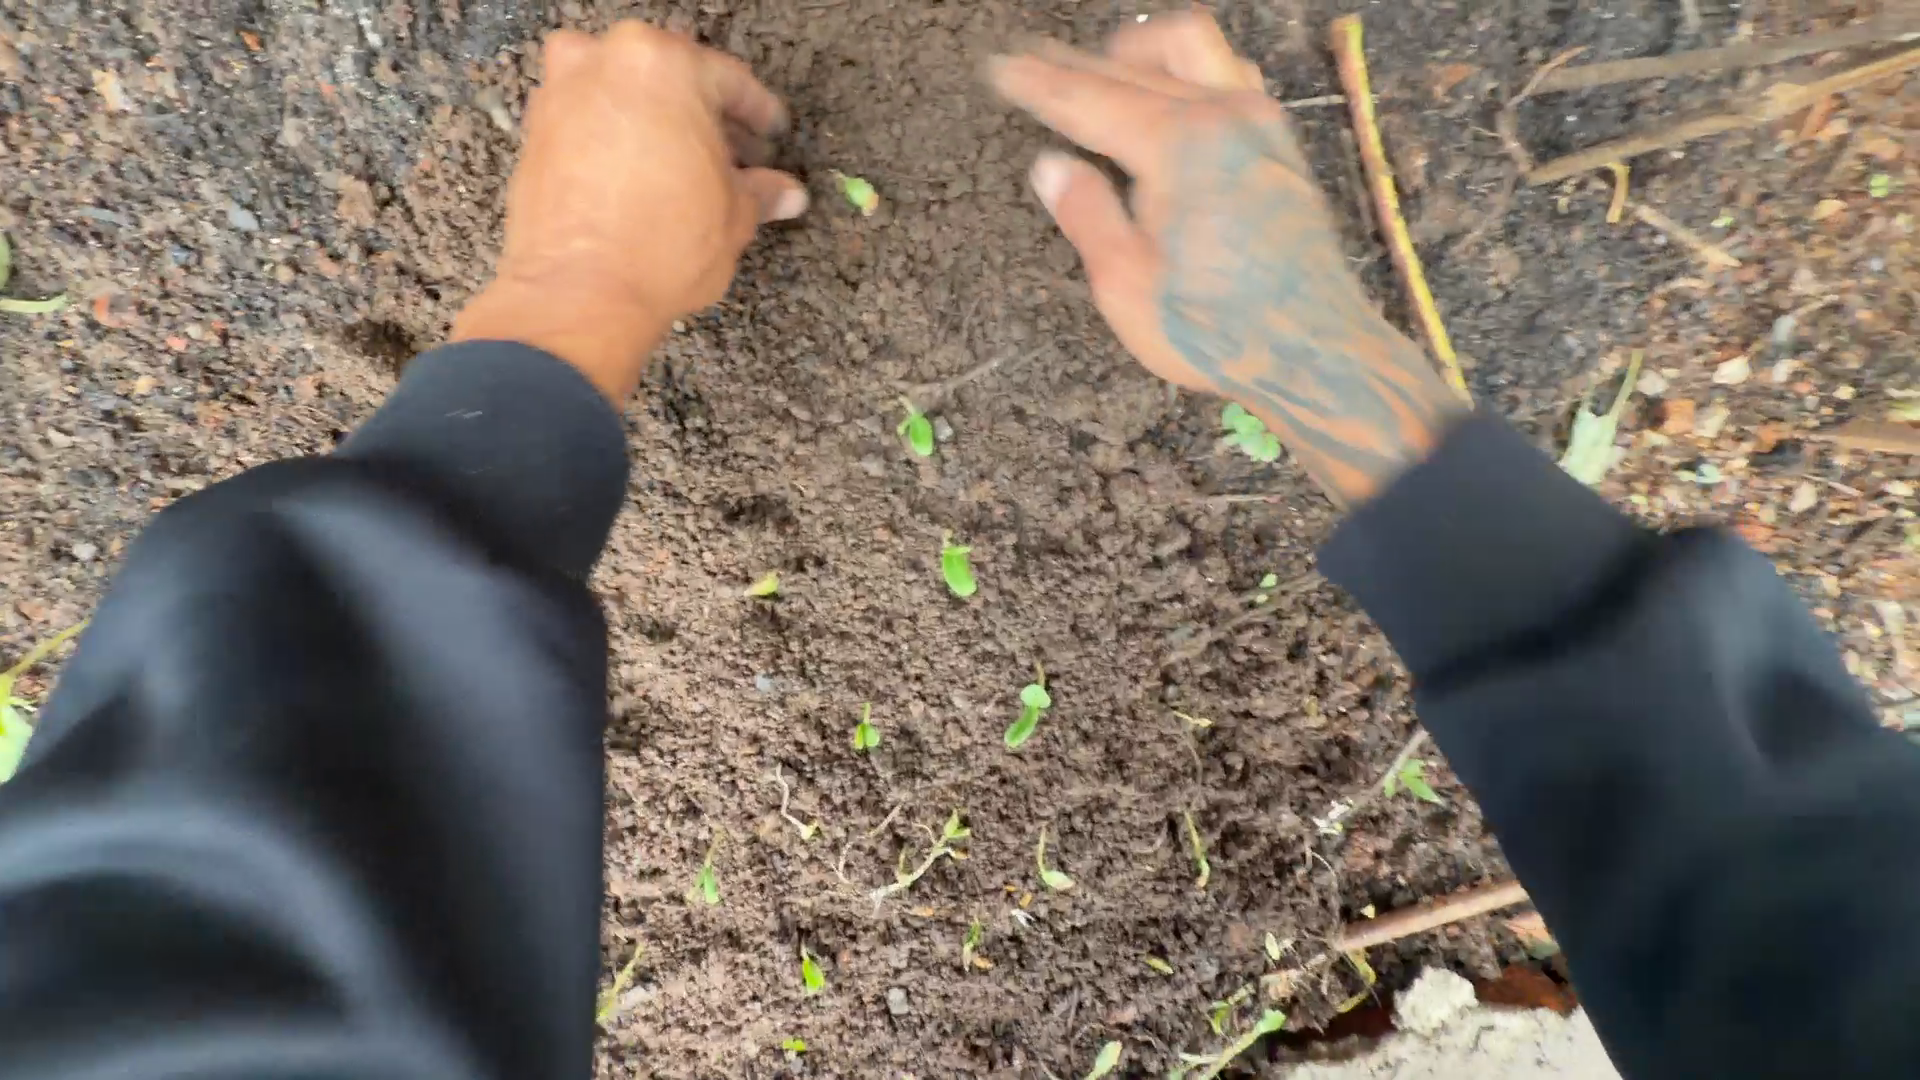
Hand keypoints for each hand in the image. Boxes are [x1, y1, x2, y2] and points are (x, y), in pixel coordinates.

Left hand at [452, 22, 806, 403]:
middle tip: (740, 156)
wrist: (584, 291)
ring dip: (666, 128)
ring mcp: (564, 92)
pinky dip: (626, 142)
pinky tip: (652, 180)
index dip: (760, 112)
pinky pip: (596, 121)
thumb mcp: (735, 217)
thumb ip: (761, 191)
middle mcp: (605, 62)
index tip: (772, 131)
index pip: (729, 79)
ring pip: (631, 96)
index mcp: (665, 67)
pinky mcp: (538, 130)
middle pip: (675, 79)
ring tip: (695, 173)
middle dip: (710, 118)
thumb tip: (785, 193)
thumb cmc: (660, 248)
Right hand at [990, 14, 1465, 506]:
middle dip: (1074, 65)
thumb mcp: (1126, 284)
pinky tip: (1172, 100)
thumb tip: (1051, 168)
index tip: (1003, 69)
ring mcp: (1258, 125)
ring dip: (1137, 54)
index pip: (1090, 100)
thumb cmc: (1214, 328)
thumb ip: (1087, 215)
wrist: (1309, 347)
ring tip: (1102, 71)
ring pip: (1191, 51)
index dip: (1040, 85)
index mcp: (1177, 146)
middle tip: (1030, 62)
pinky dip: (1185, 75)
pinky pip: (1228, 77)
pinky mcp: (1277, 147)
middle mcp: (1222, 116)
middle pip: (1133, 69)